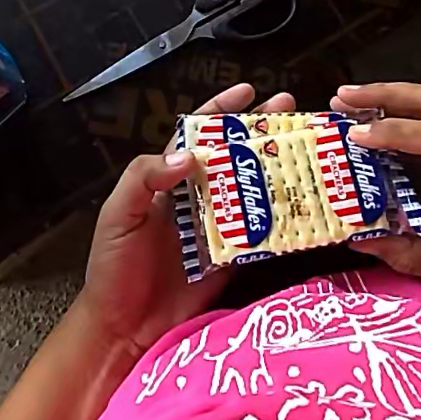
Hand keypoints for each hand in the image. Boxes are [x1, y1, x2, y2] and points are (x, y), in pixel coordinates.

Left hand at [79, 82, 293, 356]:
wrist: (124, 327)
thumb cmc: (113, 266)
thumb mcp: (117, 214)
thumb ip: (144, 177)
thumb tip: (186, 154)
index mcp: (166, 180)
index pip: (194, 135)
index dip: (219, 111)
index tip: (247, 91)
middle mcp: (194, 197)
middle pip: (230, 155)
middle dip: (259, 130)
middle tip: (291, 110)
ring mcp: (215, 226)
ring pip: (249, 188)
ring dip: (275, 168)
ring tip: (307, 148)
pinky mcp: (230, 257)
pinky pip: (259, 231)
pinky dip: (281, 217)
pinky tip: (304, 202)